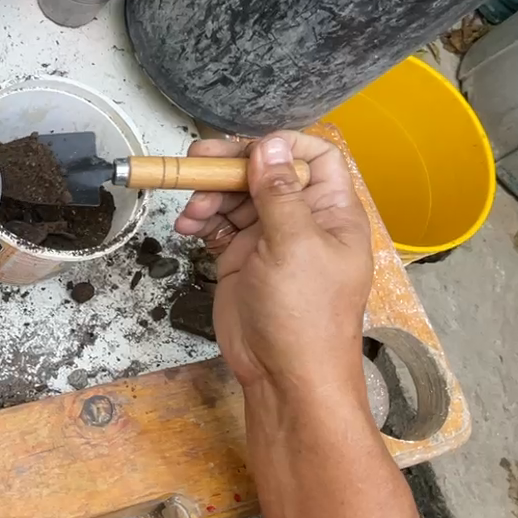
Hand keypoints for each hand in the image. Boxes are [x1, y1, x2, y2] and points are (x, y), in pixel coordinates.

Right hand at [173, 131, 371, 400]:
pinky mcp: (239, 258)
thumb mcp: (294, 245)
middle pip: (263, 173)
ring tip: (191, 214)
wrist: (282, 372)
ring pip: (234, 198)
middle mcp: (300, 218)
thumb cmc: (303, 311)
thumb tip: (268, 145)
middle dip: (229, 168)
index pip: (315, 156)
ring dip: (208, 198)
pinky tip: (187, 228)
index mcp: (330, 210)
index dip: (282, 145)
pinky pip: (217, 225)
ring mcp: (267, 238)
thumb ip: (279, 193)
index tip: (246, 149)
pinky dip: (200, 222)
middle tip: (194, 163)